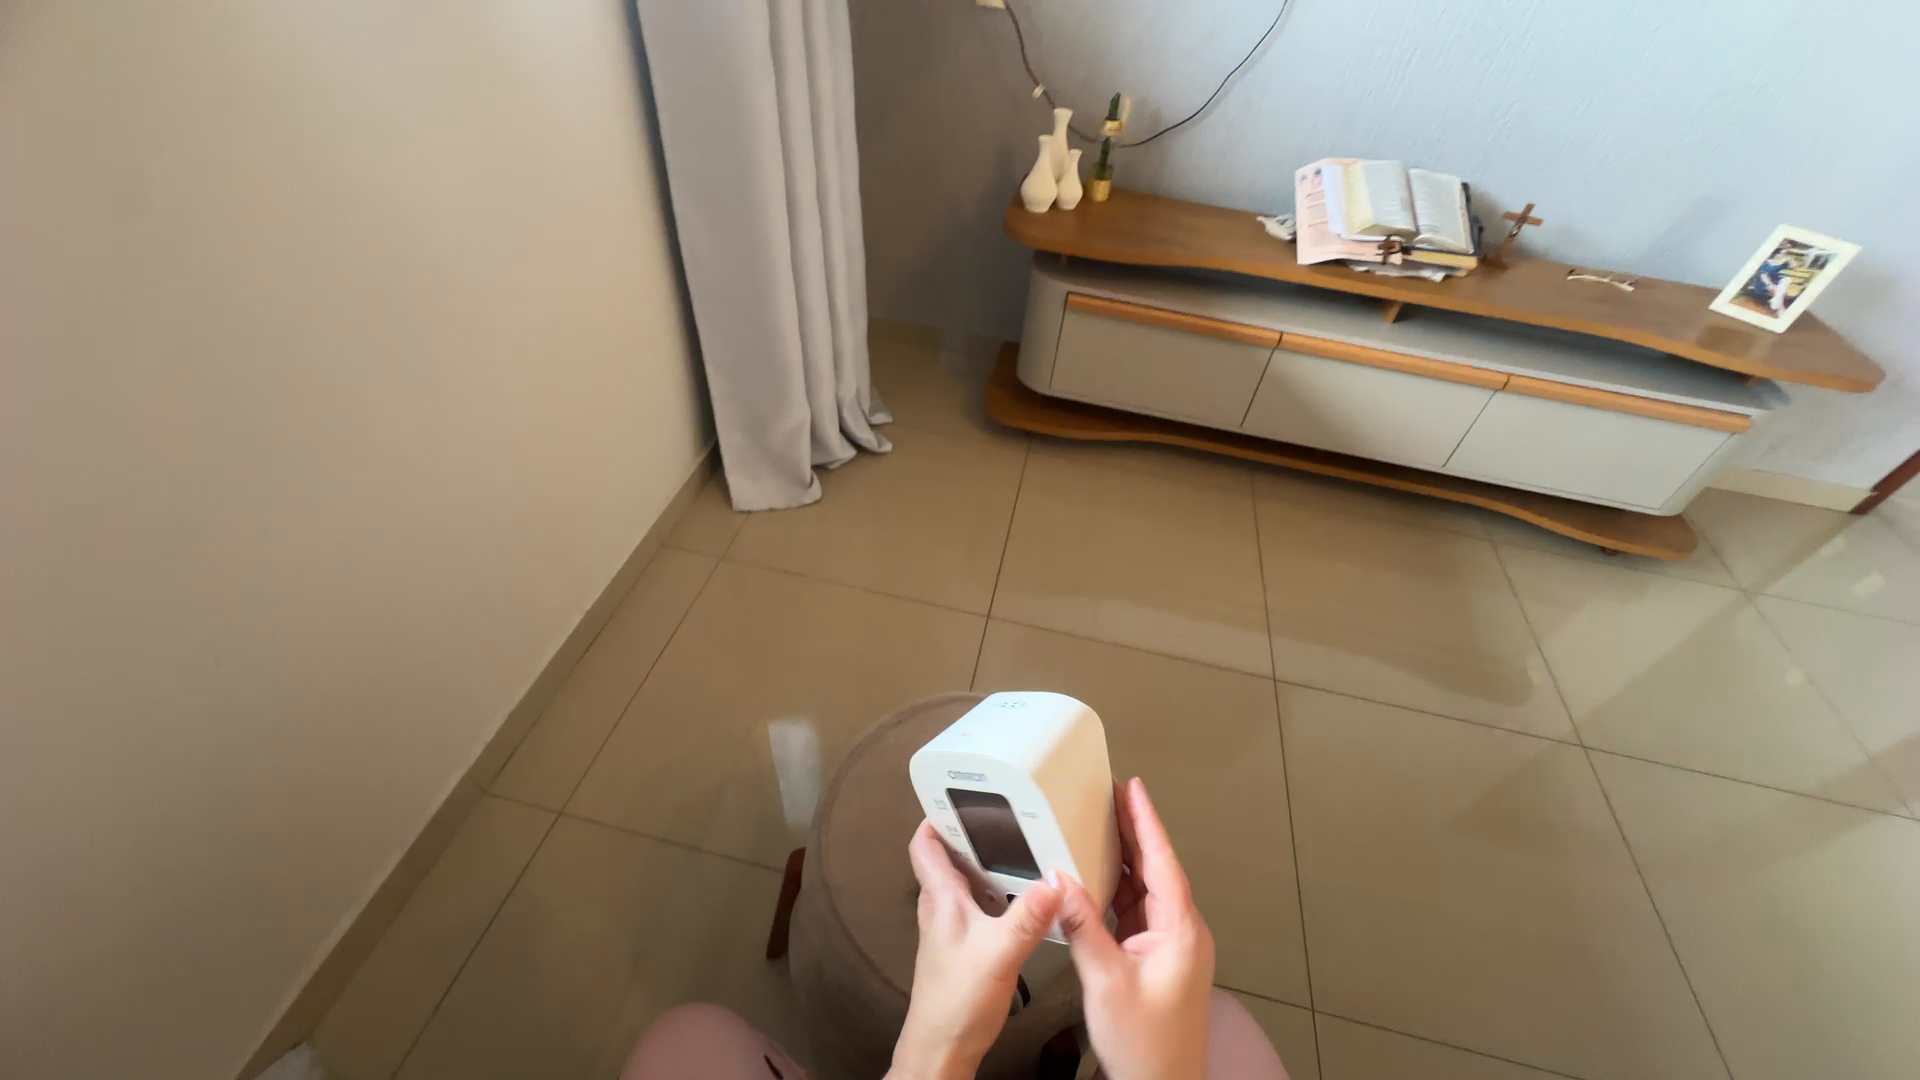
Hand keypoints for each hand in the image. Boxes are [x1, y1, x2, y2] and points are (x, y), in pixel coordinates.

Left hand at [889, 820, 1063, 1079]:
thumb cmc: (957, 1001)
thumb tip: (1056, 881)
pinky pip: (973, 909)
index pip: (924, 845)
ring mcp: (948, 930)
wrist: (941, 1051)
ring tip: (1012, 852)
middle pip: (944, 860)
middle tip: (997, 820)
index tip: (956, 799)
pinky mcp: (960, 950)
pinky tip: (1017, 903)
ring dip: (980, 867)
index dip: (934, 818)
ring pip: (960, 885)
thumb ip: (1028, 916)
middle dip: (967, 837)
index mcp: (940, 898)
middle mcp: (939, 909)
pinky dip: (990, 896)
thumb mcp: (1000, 953)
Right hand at [1056, 778, 1214, 1079]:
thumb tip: (1061, 881)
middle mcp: (1180, 931)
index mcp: (1180, 931)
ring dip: (1127, 855)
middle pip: (1157, 867)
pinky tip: (1100, 872)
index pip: (1162, 862)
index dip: (1146, 821)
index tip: (1133, 789)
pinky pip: (1137, 907)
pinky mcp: (1156, 956)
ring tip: (1105, 822)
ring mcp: (1169, 944)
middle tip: (1113, 794)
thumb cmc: (1146, 1046)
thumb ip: (1083, 925)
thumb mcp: (1106, 980)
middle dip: (1135, 829)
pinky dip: (1119, 884)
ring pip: (1147, 886)